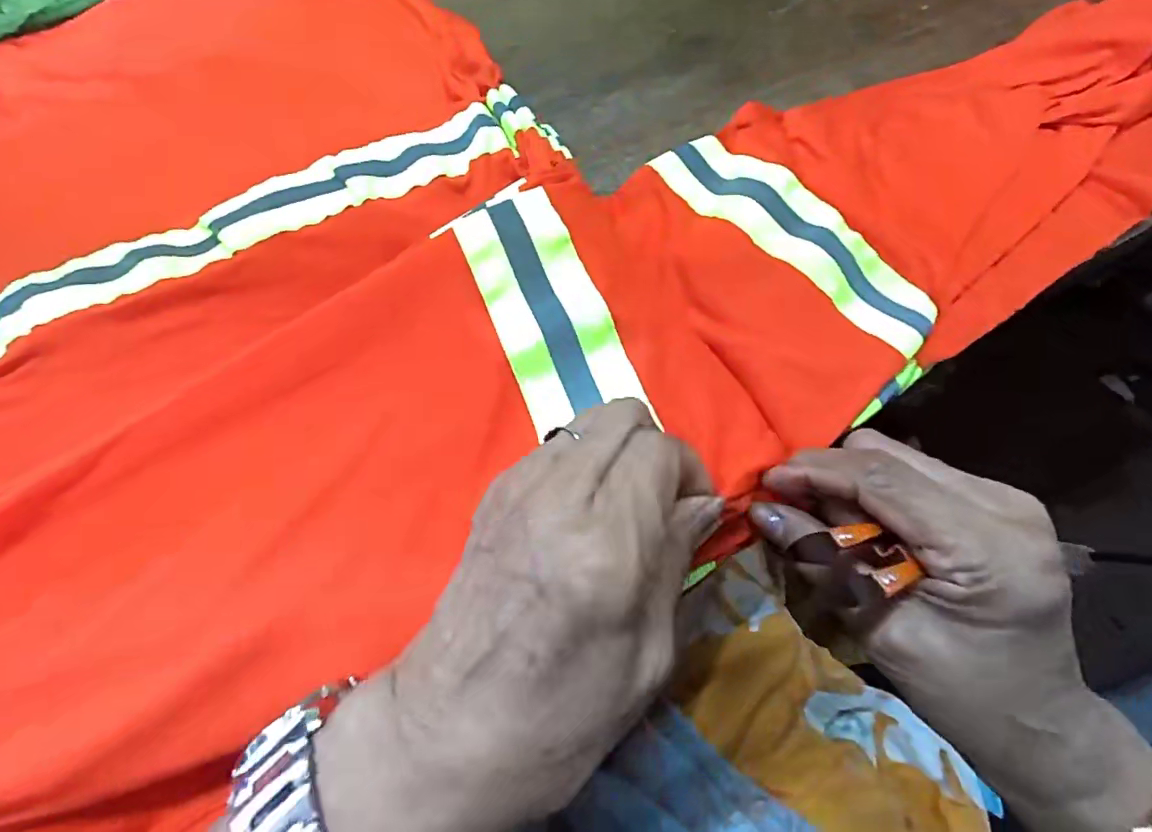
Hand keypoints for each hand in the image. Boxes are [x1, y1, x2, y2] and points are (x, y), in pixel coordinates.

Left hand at [315, 399, 723, 831]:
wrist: (447, 736)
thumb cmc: (562, 715)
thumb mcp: (649, 654)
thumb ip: (677, 559)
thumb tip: (705, 504)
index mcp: (605, 543)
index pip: (662, 450)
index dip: (692, 473)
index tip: (696, 513)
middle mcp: (558, 497)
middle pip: (625, 415)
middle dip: (657, 449)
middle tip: (662, 501)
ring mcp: (517, 488)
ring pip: (590, 420)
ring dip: (619, 450)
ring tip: (623, 504)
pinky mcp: (494, 492)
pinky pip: (558, 444)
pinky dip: (584, 461)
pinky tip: (582, 512)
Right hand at [749, 430, 1151, 831]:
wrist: (1042, 723)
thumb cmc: (966, 699)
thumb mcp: (886, 635)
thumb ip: (826, 563)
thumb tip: (764, 511)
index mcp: (986, 545)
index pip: (883, 480)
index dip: (818, 472)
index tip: (768, 480)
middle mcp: (1004, 502)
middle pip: (891, 453)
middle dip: (833, 474)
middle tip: (794, 506)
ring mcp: (1007, 495)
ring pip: (902, 456)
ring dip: (856, 481)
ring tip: (831, 521)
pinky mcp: (1000, 498)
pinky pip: (921, 472)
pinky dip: (884, 491)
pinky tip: (873, 527)